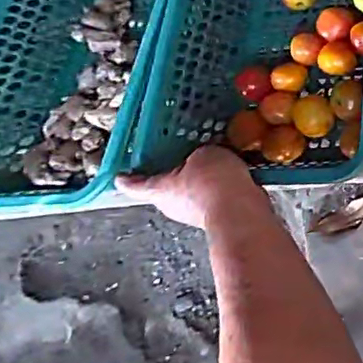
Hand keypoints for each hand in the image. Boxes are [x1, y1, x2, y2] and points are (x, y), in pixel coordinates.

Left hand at [117, 145, 261, 230]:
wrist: (242, 210)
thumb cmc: (213, 185)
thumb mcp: (204, 152)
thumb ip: (200, 150)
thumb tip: (206, 151)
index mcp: (160, 190)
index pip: (136, 184)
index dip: (127, 177)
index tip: (120, 174)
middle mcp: (174, 205)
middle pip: (168, 184)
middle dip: (176, 169)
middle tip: (184, 149)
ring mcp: (197, 212)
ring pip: (196, 188)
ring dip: (204, 176)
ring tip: (220, 155)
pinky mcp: (220, 213)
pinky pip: (219, 193)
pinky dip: (225, 183)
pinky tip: (237, 169)